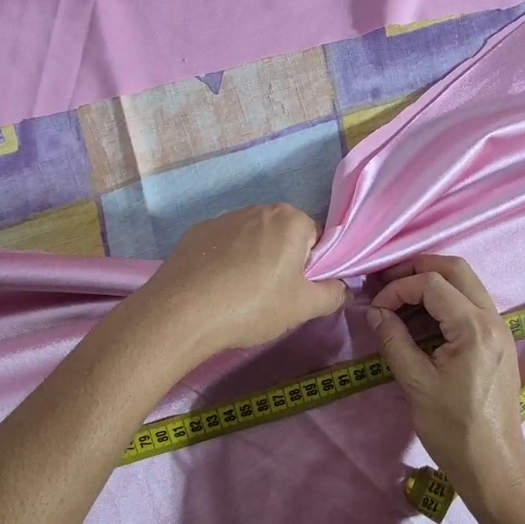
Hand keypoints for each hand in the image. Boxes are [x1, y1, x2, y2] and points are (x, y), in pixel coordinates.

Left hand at [141, 204, 348, 355]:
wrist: (181, 314)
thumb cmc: (253, 306)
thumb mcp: (304, 307)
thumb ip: (334, 294)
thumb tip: (344, 289)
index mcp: (290, 219)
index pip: (318, 239)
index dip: (314, 268)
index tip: (301, 293)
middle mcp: (258, 209)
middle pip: (285, 237)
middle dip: (285, 262)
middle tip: (275, 298)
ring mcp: (224, 219)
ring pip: (254, 241)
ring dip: (256, 262)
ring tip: (242, 297)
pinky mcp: (196, 233)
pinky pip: (224, 247)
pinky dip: (227, 264)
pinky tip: (218, 291)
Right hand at [367, 256, 524, 506]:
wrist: (494, 465)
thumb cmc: (453, 429)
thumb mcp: (416, 384)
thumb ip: (394, 341)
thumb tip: (374, 312)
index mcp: (476, 328)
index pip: (432, 284)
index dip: (398, 288)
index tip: (375, 309)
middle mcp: (493, 319)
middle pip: (456, 270)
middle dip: (418, 270)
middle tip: (386, 285)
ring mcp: (500, 330)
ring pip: (465, 285)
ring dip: (431, 286)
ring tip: (398, 306)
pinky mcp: (497, 343)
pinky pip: (470, 307)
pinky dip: (444, 304)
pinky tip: (419, 325)